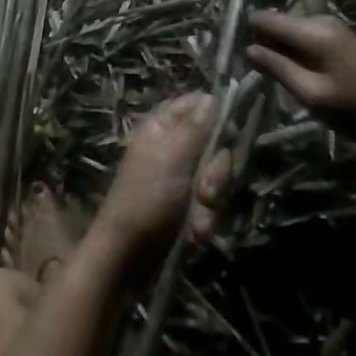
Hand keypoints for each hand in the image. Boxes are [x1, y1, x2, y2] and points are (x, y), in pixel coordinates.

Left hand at [92, 92, 219, 259]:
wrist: (127, 258)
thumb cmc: (144, 200)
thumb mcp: (172, 158)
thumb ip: (197, 127)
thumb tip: (215, 96)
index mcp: (163, 125)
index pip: (201, 104)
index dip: (219, 118)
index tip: (228, 136)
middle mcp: (175, 144)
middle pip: (218, 141)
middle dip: (217, 172)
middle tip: (205, 191)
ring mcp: (183, 175)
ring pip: (219, 175)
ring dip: (212, 201)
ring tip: (197, 220)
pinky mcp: (189, 202)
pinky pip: (213, 201)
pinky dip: (207, 218)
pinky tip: (196, 233)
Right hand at [245, 12, 355, 146]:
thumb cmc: (355, 108)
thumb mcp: (311, 94)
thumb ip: (278, 69)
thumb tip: (248, 49)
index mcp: (314, 32)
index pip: (266, 19)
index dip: (247, 30)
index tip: (232, 48)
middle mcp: (320, 20)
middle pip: (277, 22)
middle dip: (261, 39)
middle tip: (249, 66)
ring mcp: (330, 25)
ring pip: (289, 28)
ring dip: (276, 45)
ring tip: (267, 70)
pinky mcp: (335, 35)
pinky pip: (302, 34)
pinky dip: (291, 48)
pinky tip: (290, 69)